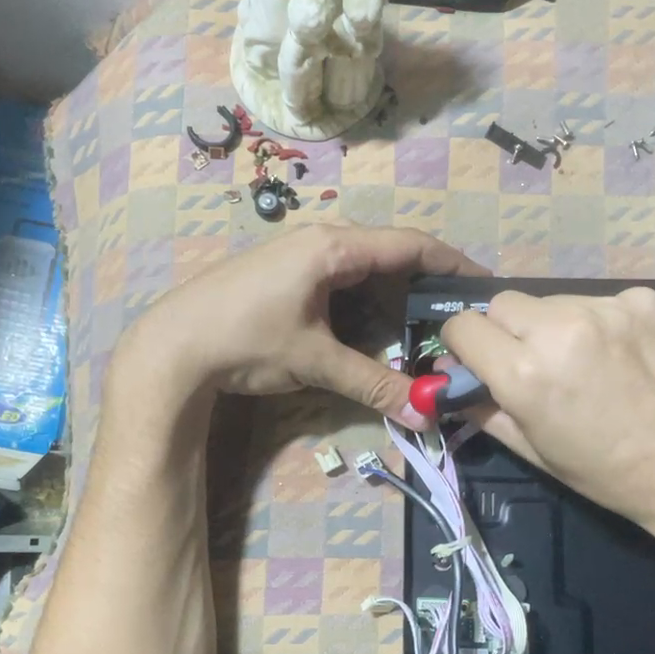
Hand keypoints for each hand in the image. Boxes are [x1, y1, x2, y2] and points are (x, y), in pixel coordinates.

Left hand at [113, 225, 485, 427]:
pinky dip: (360, 306)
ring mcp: (298, 255)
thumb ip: (373, 384)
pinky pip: (337, 283)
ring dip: (388, 302)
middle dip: (422, 289)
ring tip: (415, 335)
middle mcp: (320, 240)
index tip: (483, 285)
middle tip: (451, 322)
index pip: (410, 244)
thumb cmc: (246, 340)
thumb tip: (424, 413)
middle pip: (388, 257)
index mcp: (334, 247)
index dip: (452, 263)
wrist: (171, 345)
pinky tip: (366, 335)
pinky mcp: (282, 275)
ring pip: (361, 273)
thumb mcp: (315, 362)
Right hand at [442, 288, 654, 531]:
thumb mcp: (529, 449)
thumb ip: (482, 407)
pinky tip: (616, 355)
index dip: (464, 346)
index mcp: (524, 373)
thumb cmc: (602, 472)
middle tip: (531, 365)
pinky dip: (594, 323)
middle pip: (502, 304)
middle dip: (505, 332)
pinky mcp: (643, 300)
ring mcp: (606, 308)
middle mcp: (560, 329)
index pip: (463, 326)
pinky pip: (595, 300)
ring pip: (550, 301)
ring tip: (582, 363)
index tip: (478, 362)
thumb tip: (451, 378)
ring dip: (550, 326)